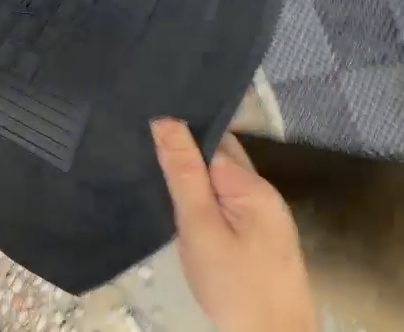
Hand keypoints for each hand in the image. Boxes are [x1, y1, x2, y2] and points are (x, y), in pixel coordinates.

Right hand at [151, 118, 315, 331]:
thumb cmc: (233, 285)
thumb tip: (165, 117)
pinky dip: (202, 194)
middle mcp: (264, 194)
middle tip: (139, 146)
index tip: (140, 125)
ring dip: (191, 174)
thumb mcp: (199, 226)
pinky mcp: (259, 237)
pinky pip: (225, 199)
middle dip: (183, 150)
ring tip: (150, 167)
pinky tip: (179, 201)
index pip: (211, 139)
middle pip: (218, 155)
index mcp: (253, 186)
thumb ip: (183, 171)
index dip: (177, 131)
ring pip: (219, 178)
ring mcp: (264, 217)